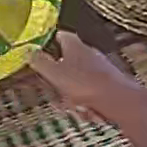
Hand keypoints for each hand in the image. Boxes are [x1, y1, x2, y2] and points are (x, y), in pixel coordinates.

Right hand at [30, 31, 144, 120]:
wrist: (119, 101)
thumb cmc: (86, 84)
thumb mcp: (55, 73)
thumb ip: (39, 61)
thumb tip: (27, 50)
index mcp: (75, 46)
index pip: (60, 36)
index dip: (49, 42)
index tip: (40, 50)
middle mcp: (89, 53)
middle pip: (68, 62)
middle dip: (60, 80)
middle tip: (57, 93)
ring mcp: (101, 68)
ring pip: (79, 80)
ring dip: (73, 95)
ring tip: (75, 106)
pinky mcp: (110, 84)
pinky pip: (91, 92)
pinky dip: (87, 102)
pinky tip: (88, 111)